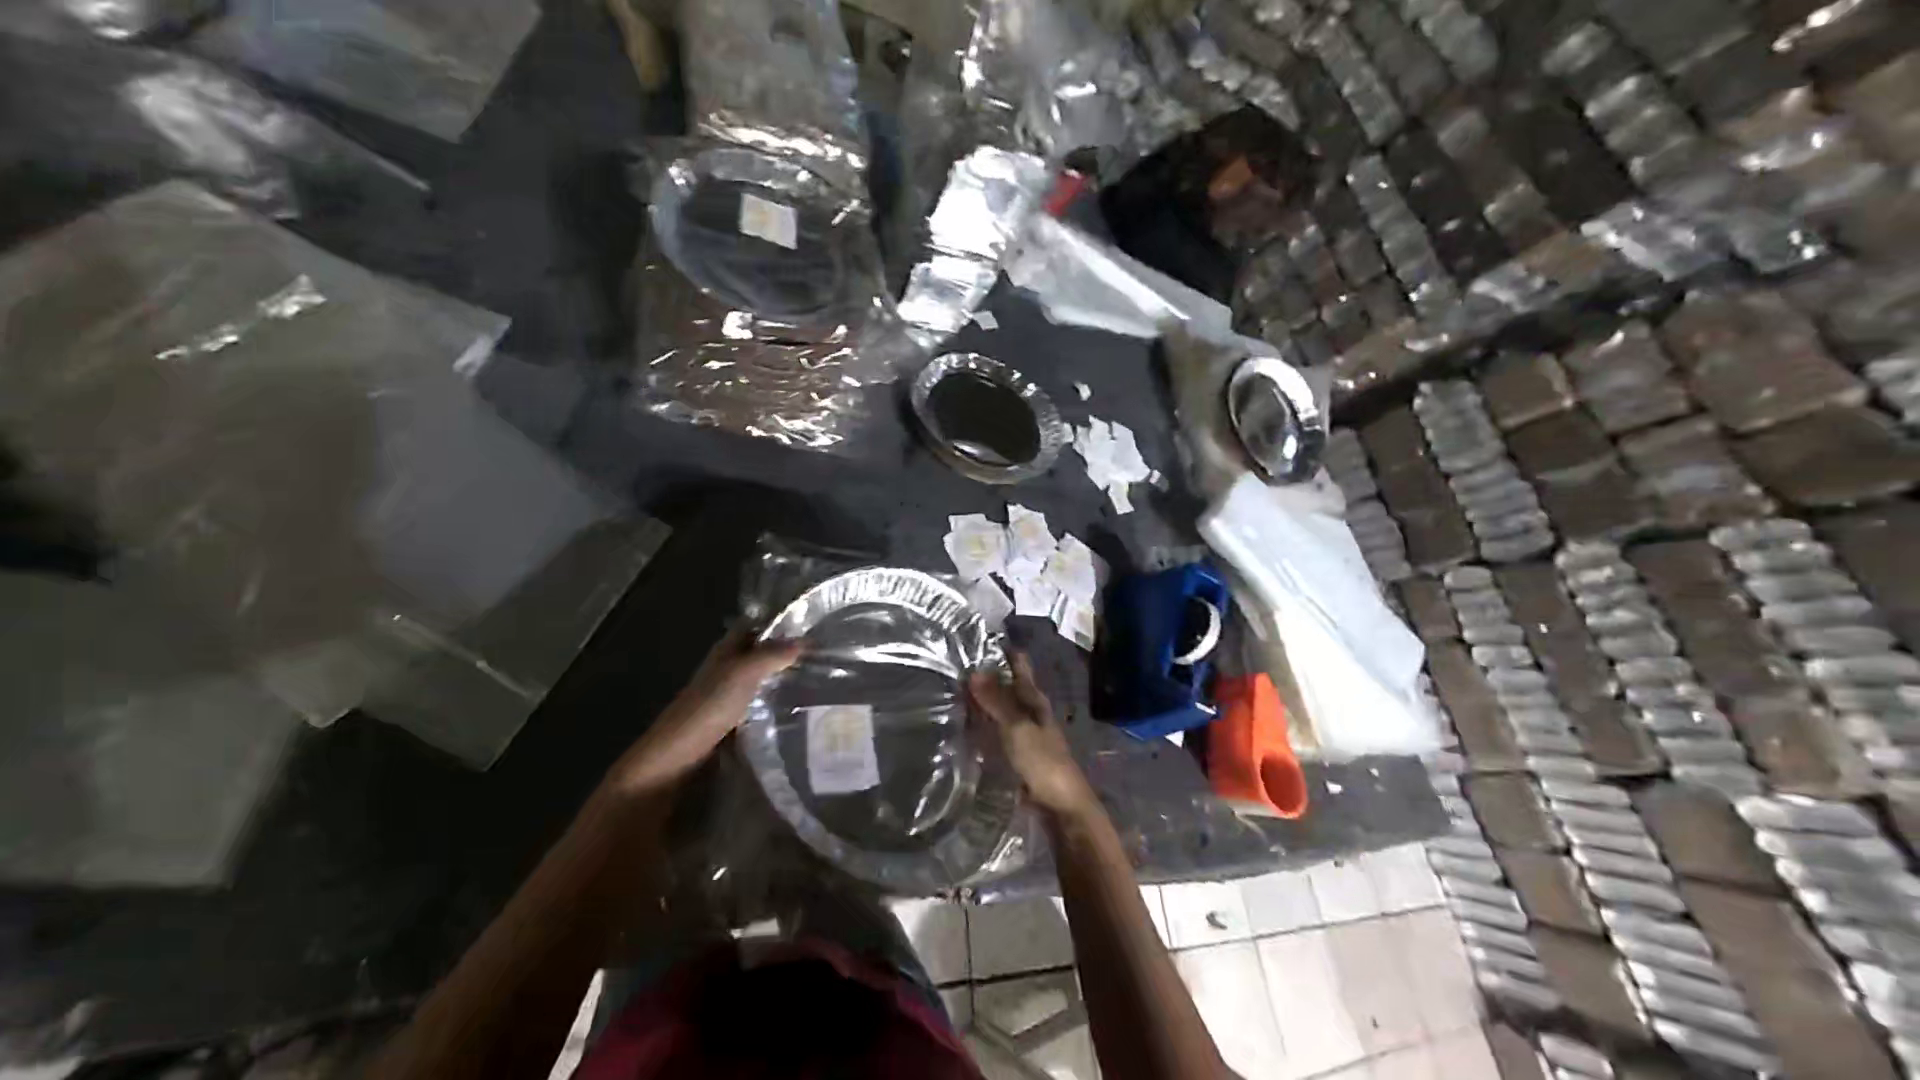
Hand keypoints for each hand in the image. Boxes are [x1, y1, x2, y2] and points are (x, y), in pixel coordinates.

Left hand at [606, 627, 801, 795]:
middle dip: (786, 652)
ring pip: (760, 680)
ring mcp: (727, 698)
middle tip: (823, 655)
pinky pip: (759, 706)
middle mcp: (725, 670)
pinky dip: (777, 704)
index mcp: (725, 651)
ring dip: (783, 679)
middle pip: (758, 653)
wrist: (676, 759)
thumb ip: (771, 656)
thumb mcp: (742, 674)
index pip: (752, 625)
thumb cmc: (708, 708)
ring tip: (818, 681)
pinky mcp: (731, 724)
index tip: (811, 623)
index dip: (777, 621)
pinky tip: (798, 711)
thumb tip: (803, 640)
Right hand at [968, 652, 1097, 816]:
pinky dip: (983, 725)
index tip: (976, 638)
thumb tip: (973, 671)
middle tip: (953, 665)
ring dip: (982, 701)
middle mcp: (1031, 712)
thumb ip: (996, 701)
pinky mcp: (1018, 754)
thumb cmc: (1043, 762)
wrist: (1062, 807)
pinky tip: (966, 727)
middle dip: (986, 675)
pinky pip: (997, 732)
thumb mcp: (1017, 728)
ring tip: (953, 691)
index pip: (1019, 665)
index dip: (1001, 651)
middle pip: (1008, 686)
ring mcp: (1025, 734)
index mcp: (1035, 700)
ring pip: (1001, 709)